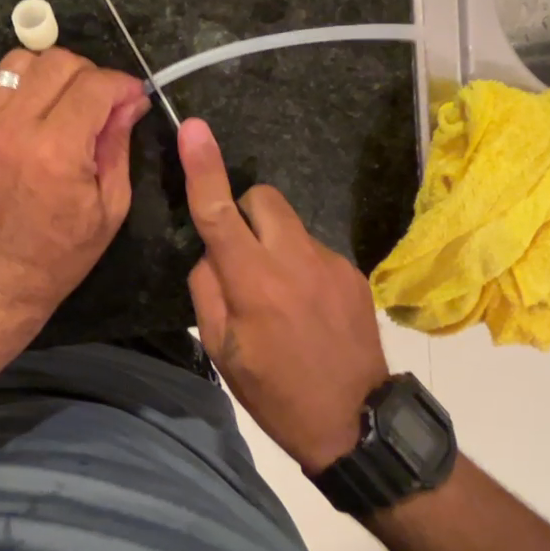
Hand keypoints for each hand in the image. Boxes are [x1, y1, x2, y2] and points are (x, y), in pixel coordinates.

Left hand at [0, 48, 149, 328]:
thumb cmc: (62, 250)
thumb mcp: (111, 206)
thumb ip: (118, 144)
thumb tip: (131, 100)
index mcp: (58, 150)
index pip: (96, 85)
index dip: (122, 84)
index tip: (132, 97)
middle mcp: (16, 126)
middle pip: (60, 62)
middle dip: (90, 76)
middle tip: (99, 104)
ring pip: (22, 60)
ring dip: (49, 74)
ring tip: (61, 103)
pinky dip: (8, 83)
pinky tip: (23, 108)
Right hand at [180, 118, 390, 473]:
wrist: (357, 422)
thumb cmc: (275, 392)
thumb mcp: (221, 350)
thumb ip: (207, 290)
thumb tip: (210, 253)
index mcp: (253, 282)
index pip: (219, 211)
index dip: (202, 168)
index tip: (192, 128)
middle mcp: (294, 260)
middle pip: (262, 197)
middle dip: (243, 210)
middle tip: (239, 252)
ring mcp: (330, 262)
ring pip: (288, 222)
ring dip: (271, 240)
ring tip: (275, 292)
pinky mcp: (353, 272)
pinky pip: (312, 248)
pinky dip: (298, 263)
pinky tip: (305, 305)